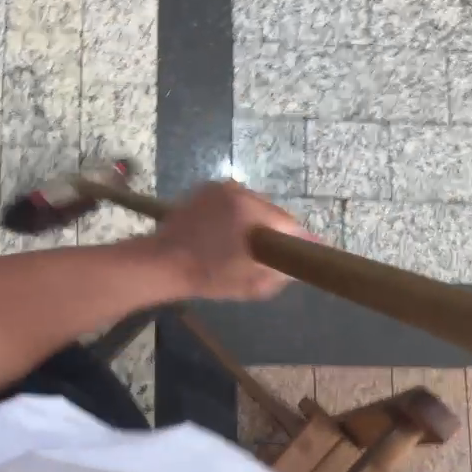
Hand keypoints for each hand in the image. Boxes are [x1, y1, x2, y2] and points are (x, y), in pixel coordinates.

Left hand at [148, 181, 309, 300]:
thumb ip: (281, 274)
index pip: (289, 223)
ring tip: (252, 241)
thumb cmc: (209, 275)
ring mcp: (217, 187)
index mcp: (250, 210)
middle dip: (276, 229)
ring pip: (251, 204)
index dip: (300, 239)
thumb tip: (297, 267)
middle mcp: (236, 191)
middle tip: (277, 250)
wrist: (163, 261)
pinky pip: (231, 200)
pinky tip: (231, 231)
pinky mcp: (203, 189)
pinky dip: (236, 213)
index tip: (308, 251)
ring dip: (256, 219)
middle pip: (270, 210)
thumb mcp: (253, 284)